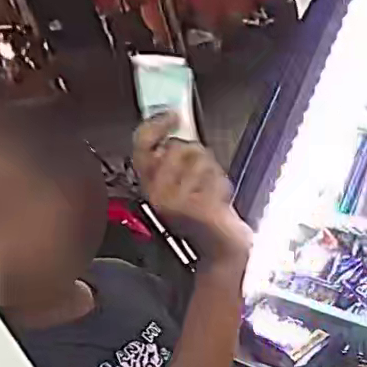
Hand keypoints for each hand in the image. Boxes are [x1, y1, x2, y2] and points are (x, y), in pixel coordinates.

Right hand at [132, 112, 250, 263]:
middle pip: (178, 146)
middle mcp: (159, 194)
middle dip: (198, 154)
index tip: (171, 115)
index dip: (156, 125)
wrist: (223, 251)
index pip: (142, 145)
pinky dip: (224, 185)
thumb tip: (176, 124)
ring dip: (213, 171)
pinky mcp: (198, 207)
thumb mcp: (182, 186)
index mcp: (150, 187)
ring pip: (200, 158)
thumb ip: (173, 158)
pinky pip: (216, 175)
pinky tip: (221, 202)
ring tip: (213, 193)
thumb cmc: (206, 218)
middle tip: (205, 177)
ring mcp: (178, 202)